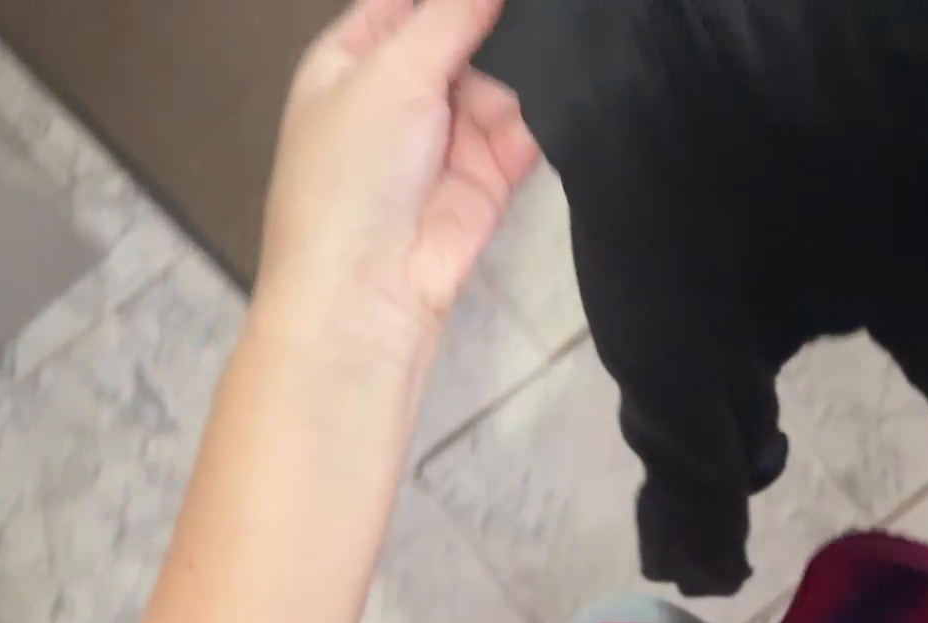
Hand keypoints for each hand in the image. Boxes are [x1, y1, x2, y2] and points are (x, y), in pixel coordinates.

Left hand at [249, 0, 540, 367]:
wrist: (373, 288)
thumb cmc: (354, 172)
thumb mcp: (390, 75)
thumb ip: (448, 18)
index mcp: (356, 59)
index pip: (410, 0)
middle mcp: (405, 94)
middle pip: (463, 37)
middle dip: (499, 21)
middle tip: (552, 3)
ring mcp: (451, 138)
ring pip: (500, 82)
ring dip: (529, 64)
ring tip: (569, 33)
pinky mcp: (492, 179)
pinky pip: (524, 132)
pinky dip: (545, 112)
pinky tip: (572, 81)